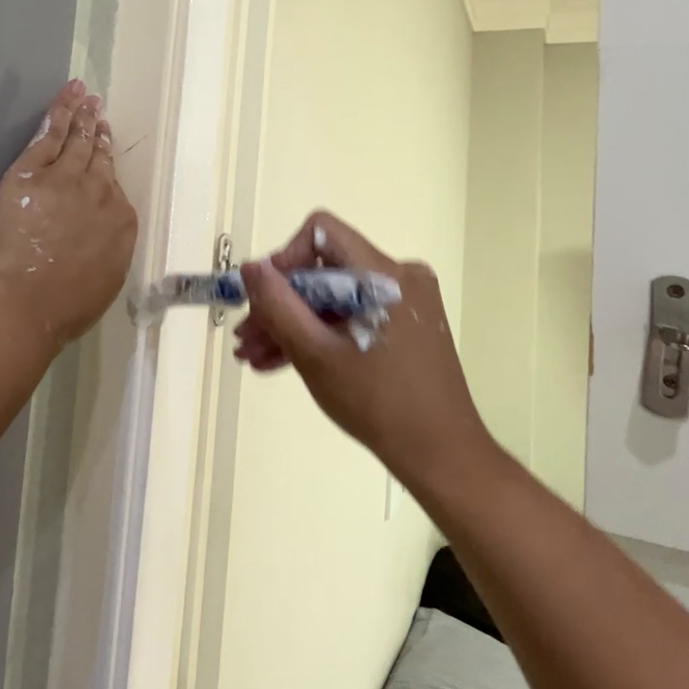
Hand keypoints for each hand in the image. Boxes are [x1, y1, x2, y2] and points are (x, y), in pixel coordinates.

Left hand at [0, 79, 137, 347]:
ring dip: (84, 116)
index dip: (108, 169)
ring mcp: (66, 177)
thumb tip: (98, 243)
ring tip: (87, 98)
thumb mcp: (103, 282)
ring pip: (78, 139)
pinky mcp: (32, 169)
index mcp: (120, 222)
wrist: (27, 297)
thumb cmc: (65, 306)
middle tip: (101, 115)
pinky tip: (67, 96)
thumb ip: (104, 253)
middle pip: (99, 158)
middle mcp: (100, 192)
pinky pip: (51, 132)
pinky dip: (61, 111)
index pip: (114, 189)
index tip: (106, 158)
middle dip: (100, 134)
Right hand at [232, 211, 492, 469]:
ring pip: (334, 296)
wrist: (441, 455)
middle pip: (324, 270)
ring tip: (254, 357)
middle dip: (280, 304)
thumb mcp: (314, 353)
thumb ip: (277, 304)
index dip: (284, 259)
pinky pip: (352, 314)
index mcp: (384, 274)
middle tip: (247, 339)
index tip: (263, 299)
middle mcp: (400, 276)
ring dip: (293, 323)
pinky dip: (320, 333)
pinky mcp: (407, 325)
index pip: (321, 233)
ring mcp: (406, 302)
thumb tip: (250, 265)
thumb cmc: (377, 402)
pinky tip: (282, 361)